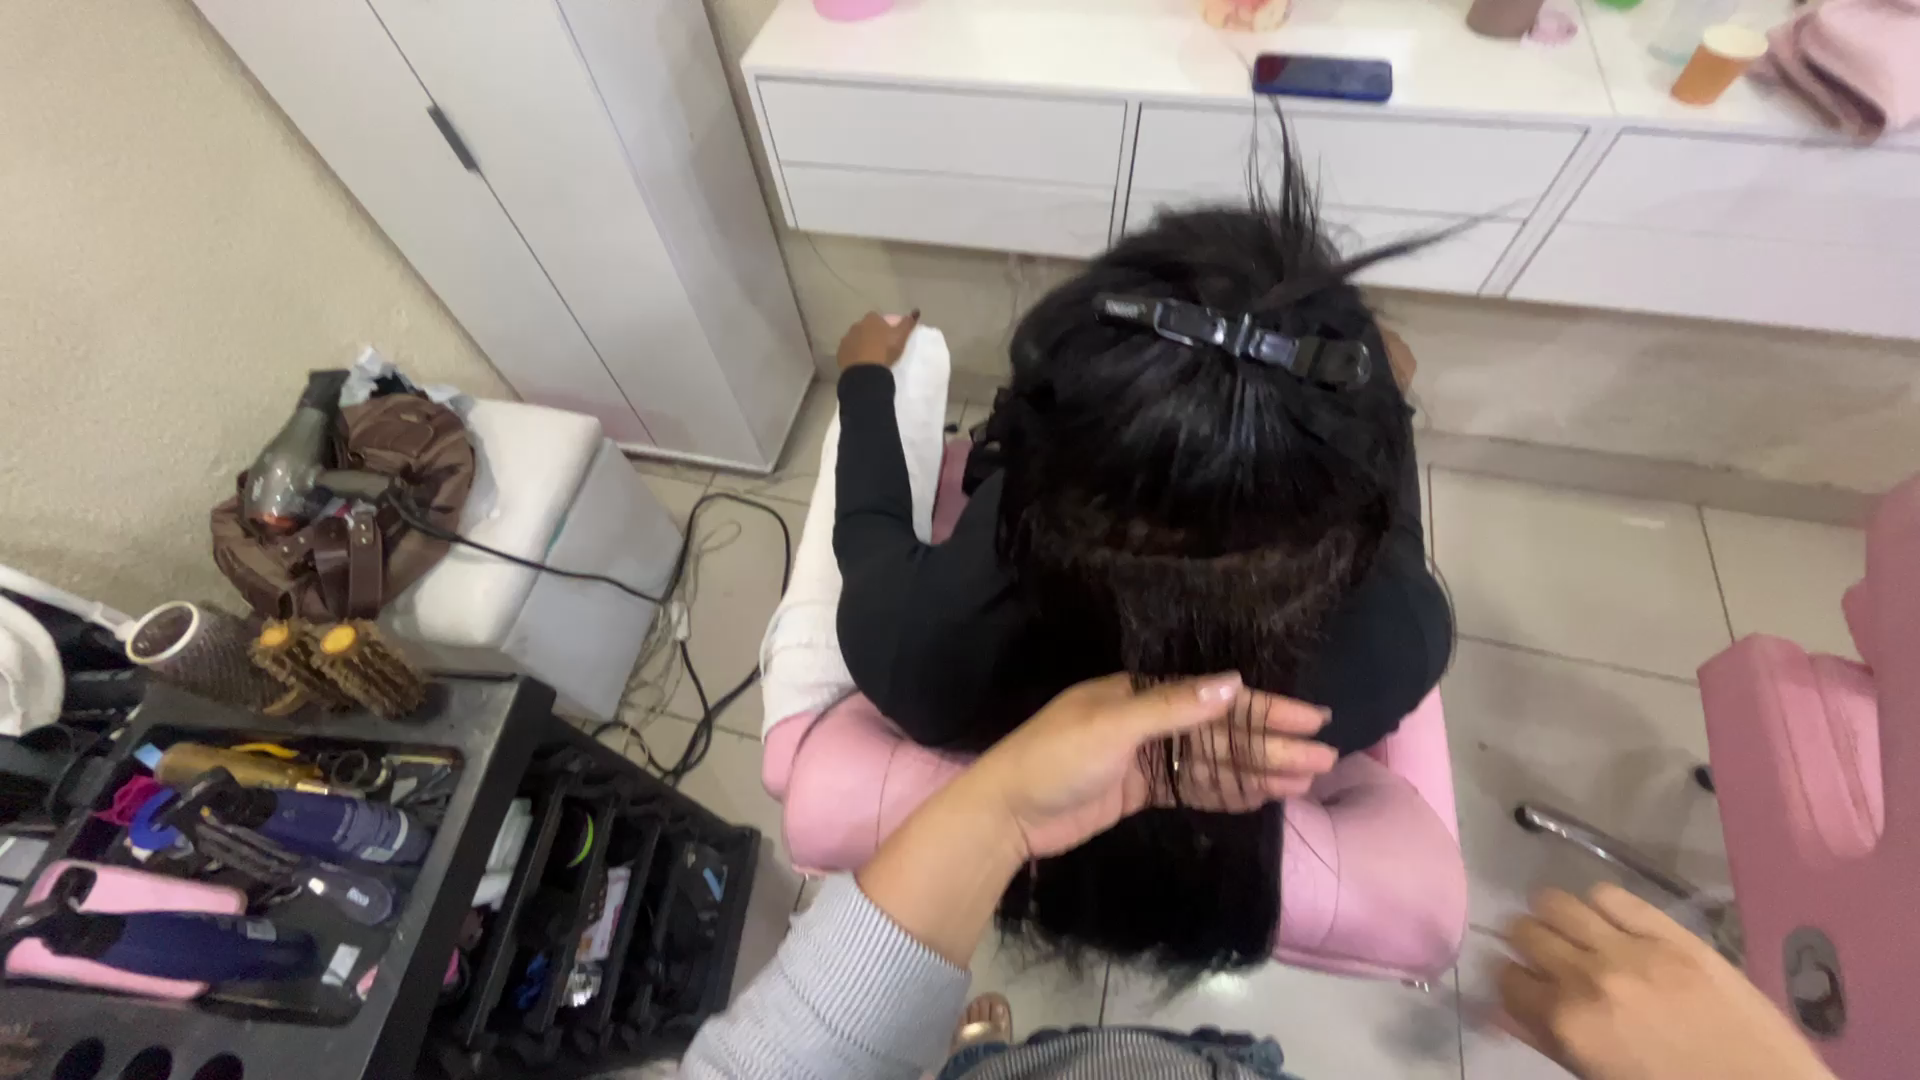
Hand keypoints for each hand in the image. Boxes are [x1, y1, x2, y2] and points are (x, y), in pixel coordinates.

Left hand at [836, 310, 919, 372]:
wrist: (866, 371)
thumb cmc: (885, 350)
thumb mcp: (901, 337)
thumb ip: (908, 323)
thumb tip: (916, 311)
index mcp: (871, 319)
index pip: (877, 318)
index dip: (883, 326)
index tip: (889, 336)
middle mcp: (856, 325)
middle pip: (865, 327)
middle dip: (871, 334)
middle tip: (880, 347)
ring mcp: (846, 339)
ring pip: (855, 339)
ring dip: (861, 344)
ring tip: (870, 357)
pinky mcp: (840, 353)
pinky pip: (848, 352)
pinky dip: (853, 355)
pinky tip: (860, 364)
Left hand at [958, 672, 1336, 859]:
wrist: (1010, 812)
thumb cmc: (1057, 758)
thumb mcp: (1114, 728)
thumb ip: (1174, 708)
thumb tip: (1233, 682)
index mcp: (1138, 692)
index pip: (1212, 697)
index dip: (1262, 707)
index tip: (1310, 717)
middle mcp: (1146, 719)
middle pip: (1218, 730)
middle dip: (1269, 743)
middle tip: (1323, 758)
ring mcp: (1144, 757)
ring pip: (1211, 761)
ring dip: (1256, 769)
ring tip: (1306, 780)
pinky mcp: (1139, 791)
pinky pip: (1192, 786)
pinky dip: (1226, 790)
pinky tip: (1262, 794)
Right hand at [1496, 884, 1833, 1079]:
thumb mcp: (1598, 1075)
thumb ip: (1543, 1037)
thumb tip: (1495, 1006)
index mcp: (1568, 1021)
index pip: (1503, 974)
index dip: (1512, 979)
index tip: (1526, 984)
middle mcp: (1587, 976)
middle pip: (1522, 930)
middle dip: (1527, 944)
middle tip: (1548, 957)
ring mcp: (1632, 952)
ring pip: (1554, 902)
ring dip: (1555, 918)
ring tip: (1574, 933)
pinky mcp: (1673, 937)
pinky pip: (1610, 894)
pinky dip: (1600, 904)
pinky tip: (1611, 923)